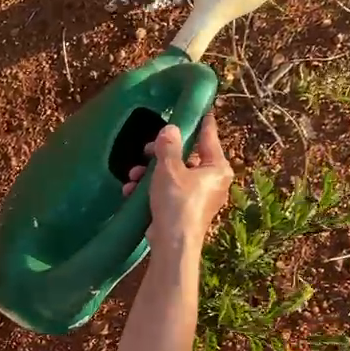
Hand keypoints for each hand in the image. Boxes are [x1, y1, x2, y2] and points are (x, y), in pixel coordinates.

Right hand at [121, 115, 233, 252]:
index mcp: (217, 167)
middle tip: (145, 151)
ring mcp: (199, 197)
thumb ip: (169, 146)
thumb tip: (171, 128)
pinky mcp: (185, 210)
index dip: (200, 121)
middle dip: (161, 154)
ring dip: (150, 174)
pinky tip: (132, 192)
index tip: (198, 107)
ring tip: (133, 176)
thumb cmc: (177, 202)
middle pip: (186, 157)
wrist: (173, 244)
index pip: (209, 136)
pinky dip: (152, 190)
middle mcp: (213, 181)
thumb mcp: (169, 169)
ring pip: (174, 175)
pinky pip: (168, 192)